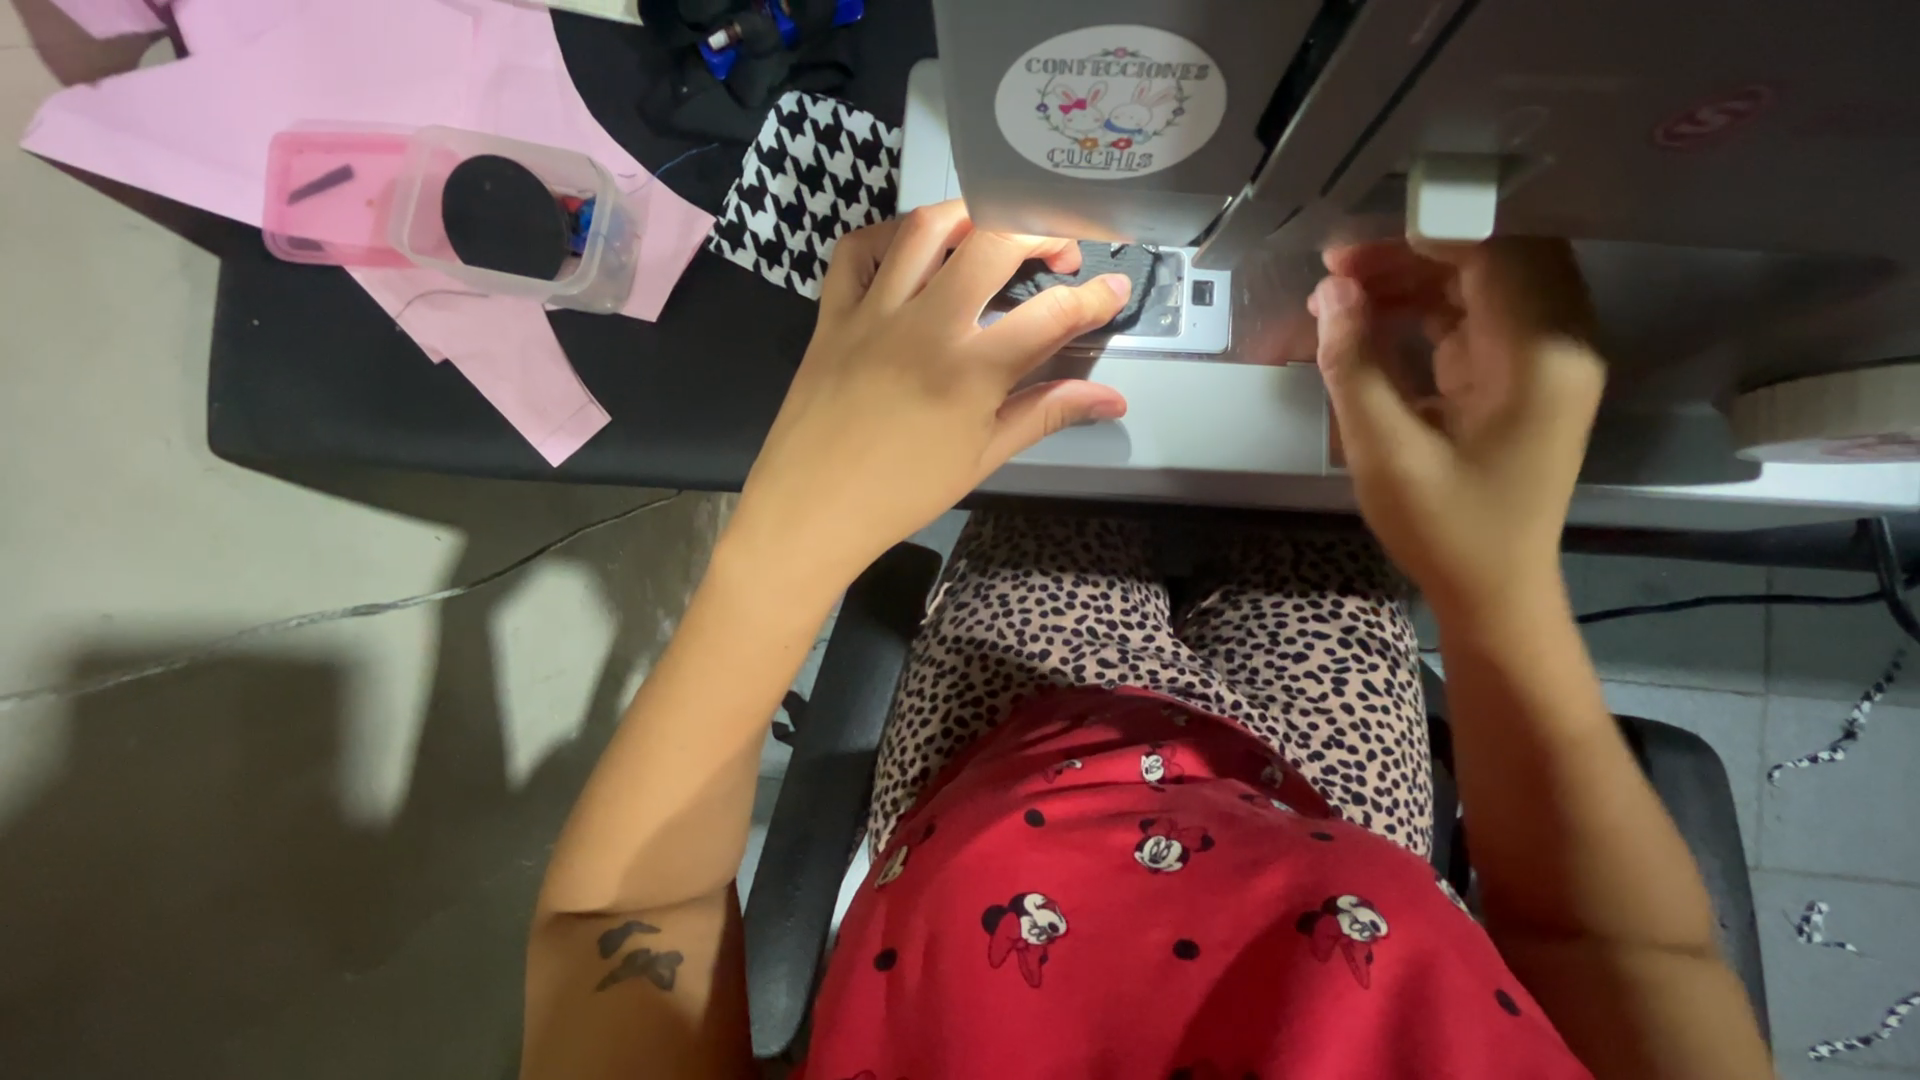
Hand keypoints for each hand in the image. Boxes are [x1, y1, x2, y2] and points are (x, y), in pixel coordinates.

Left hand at [725, 201, 1132, 588]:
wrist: (811, 509)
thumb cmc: (903, 494)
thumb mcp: (982, 457)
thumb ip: (1045, 414)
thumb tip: (1110, 400)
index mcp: (970, 371)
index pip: (1052, 315)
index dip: (1095, 297)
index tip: (1115, 290)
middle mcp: (926, 325)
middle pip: (994, 243)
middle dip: (1042, 232)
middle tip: (1059, 254)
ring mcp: (874, 312)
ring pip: (927, 227)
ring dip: (973, 216)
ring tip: (993, 236)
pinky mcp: (832, 313)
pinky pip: (857, 250)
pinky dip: (888, 236)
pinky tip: (911, 253)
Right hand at [1309, 238, 1605, 618]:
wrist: (1493, 587)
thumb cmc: (1443, 526)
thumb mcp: (1383, 449)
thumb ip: (1355, 364)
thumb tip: (1333, 293)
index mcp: (1542, 356)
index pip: (1497, 255)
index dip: (1424, 238)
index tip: (1349, 251)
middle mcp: (1559, 344)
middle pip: (1497, 258)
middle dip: (1413, 253)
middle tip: (1337, 270)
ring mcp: (1544, 360)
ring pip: (1485, 284)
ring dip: (1415, 280)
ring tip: (1341, 293)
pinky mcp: (1521, 379)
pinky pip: (1477, 319)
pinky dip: (1424, 311)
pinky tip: (1372, 321)